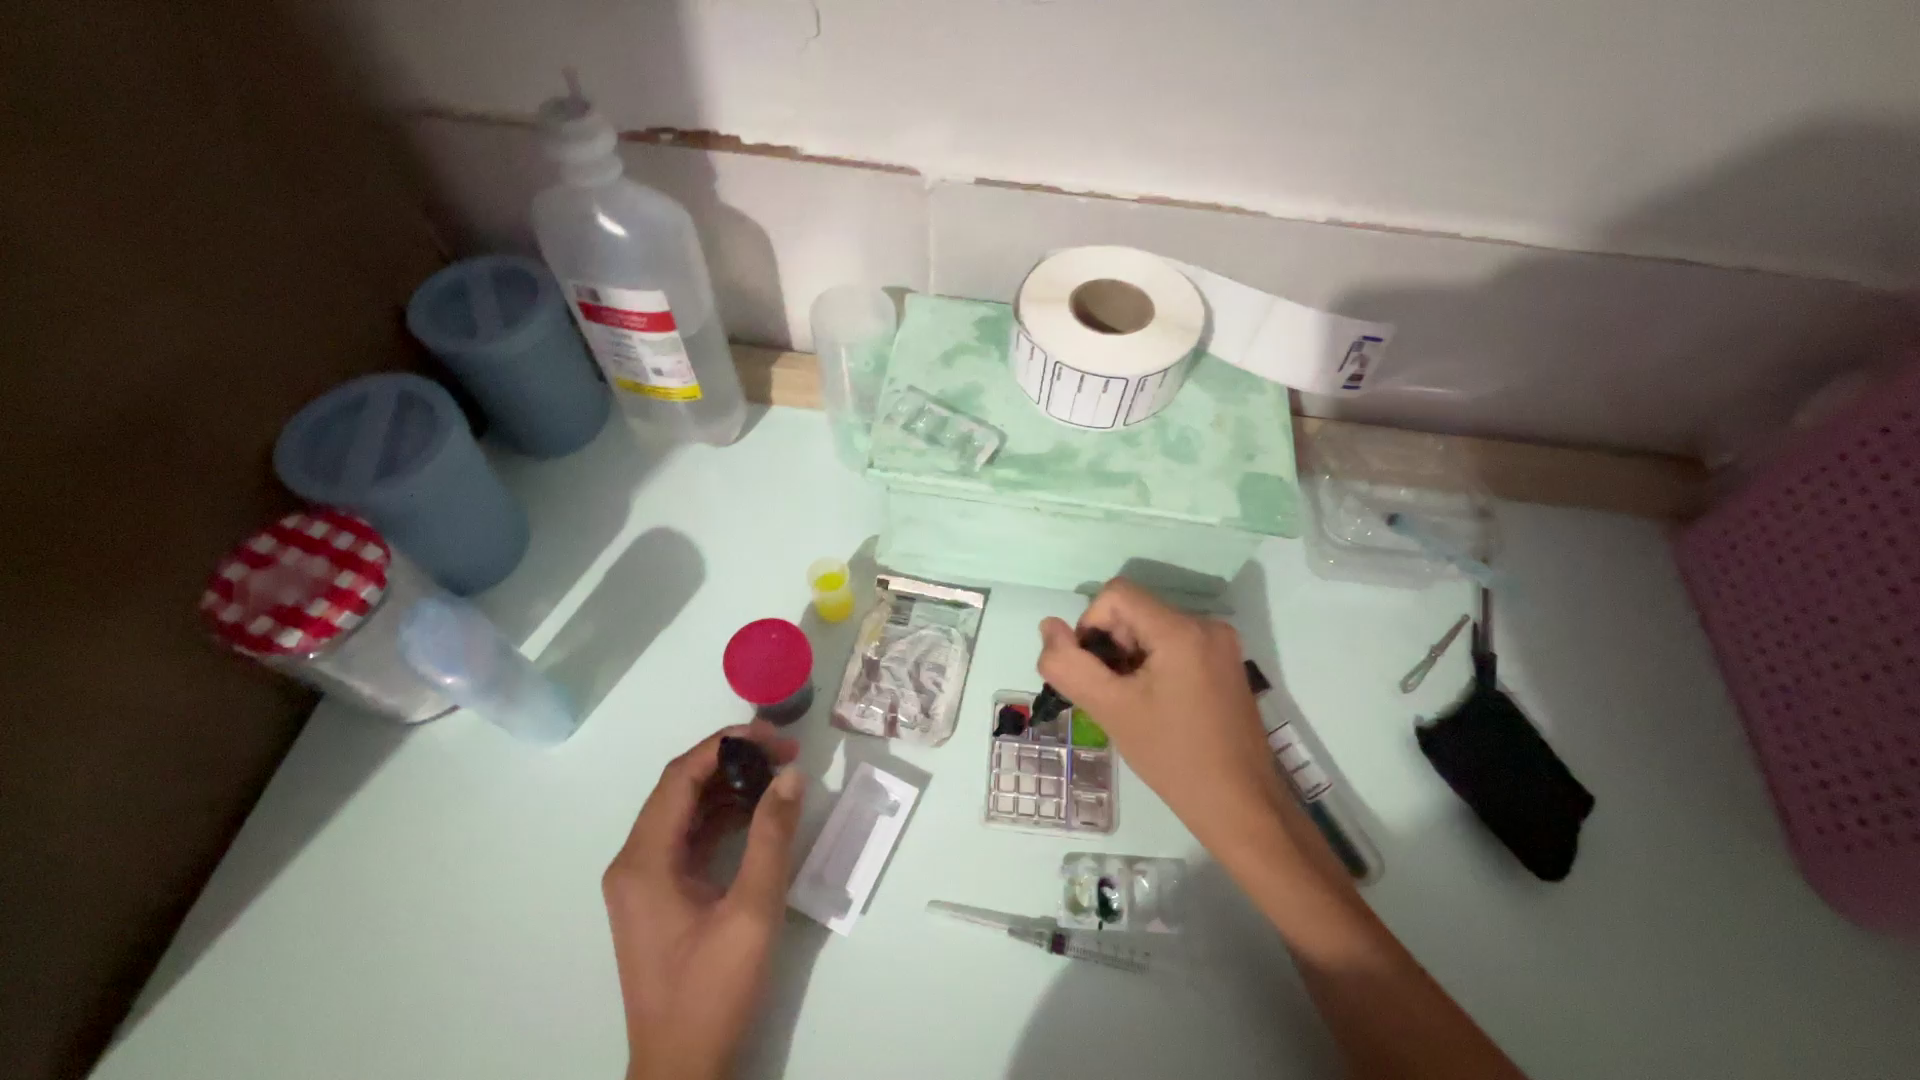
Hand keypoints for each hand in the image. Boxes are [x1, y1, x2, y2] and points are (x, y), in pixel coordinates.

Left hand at [603, 723, 804, 1079]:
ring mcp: (643, 882)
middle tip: (783, 753)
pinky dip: (721, 819)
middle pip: (679, 789)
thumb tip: (791, 775)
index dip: (726, 745)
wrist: (681, 1068)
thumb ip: (771, 838)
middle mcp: (634, 862)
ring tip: (777, 777)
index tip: (774, 736)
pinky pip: (688, 840)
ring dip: (728, 789)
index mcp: (643, 861)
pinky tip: (757, 815)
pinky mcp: (658, 898)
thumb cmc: (712, 992)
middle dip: (731, 762)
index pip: (680, 777)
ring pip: (684, 812)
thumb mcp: (752, 912)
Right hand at [1037, 579, 1286, 847]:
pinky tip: (1155, 705)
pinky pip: (1174, 645)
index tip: (1095, 673)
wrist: (1239, 803)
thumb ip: (1069, 665)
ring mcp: (1221, 644)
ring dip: (1130, 658)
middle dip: (1111, 646)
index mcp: (1181, 630)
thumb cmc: (1172, 757)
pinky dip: (1152, 665)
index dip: (1090, 626)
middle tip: (1113, 695)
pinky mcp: (1226, 663)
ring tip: (1135, 704)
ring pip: (1151, 629)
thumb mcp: (1110, 709)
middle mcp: (1207, 625)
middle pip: (1135, 611)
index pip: (1116, 594)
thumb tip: (1049, 627)